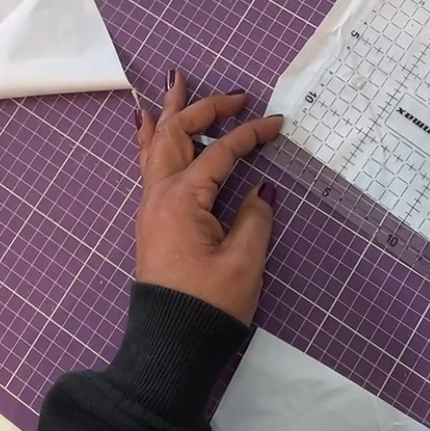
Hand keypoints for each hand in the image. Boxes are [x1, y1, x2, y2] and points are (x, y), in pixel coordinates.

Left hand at [134, 70, 284, 323]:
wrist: (170, 347)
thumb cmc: (209, 304)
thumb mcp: (244, 261)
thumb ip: (254, 217)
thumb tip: (262, 190)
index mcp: (183, 198)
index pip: (221, 152)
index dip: (251, 134)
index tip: (279, 124)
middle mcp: (160, 194)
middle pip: (177, 133)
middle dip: (204, 106)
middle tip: (234, 94)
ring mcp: (152, 206)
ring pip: (156, 145)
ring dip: (170, 113)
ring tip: (175, 83)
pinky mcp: (154, 220)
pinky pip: (151, 164)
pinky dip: (154, 138)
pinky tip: (150, 127)